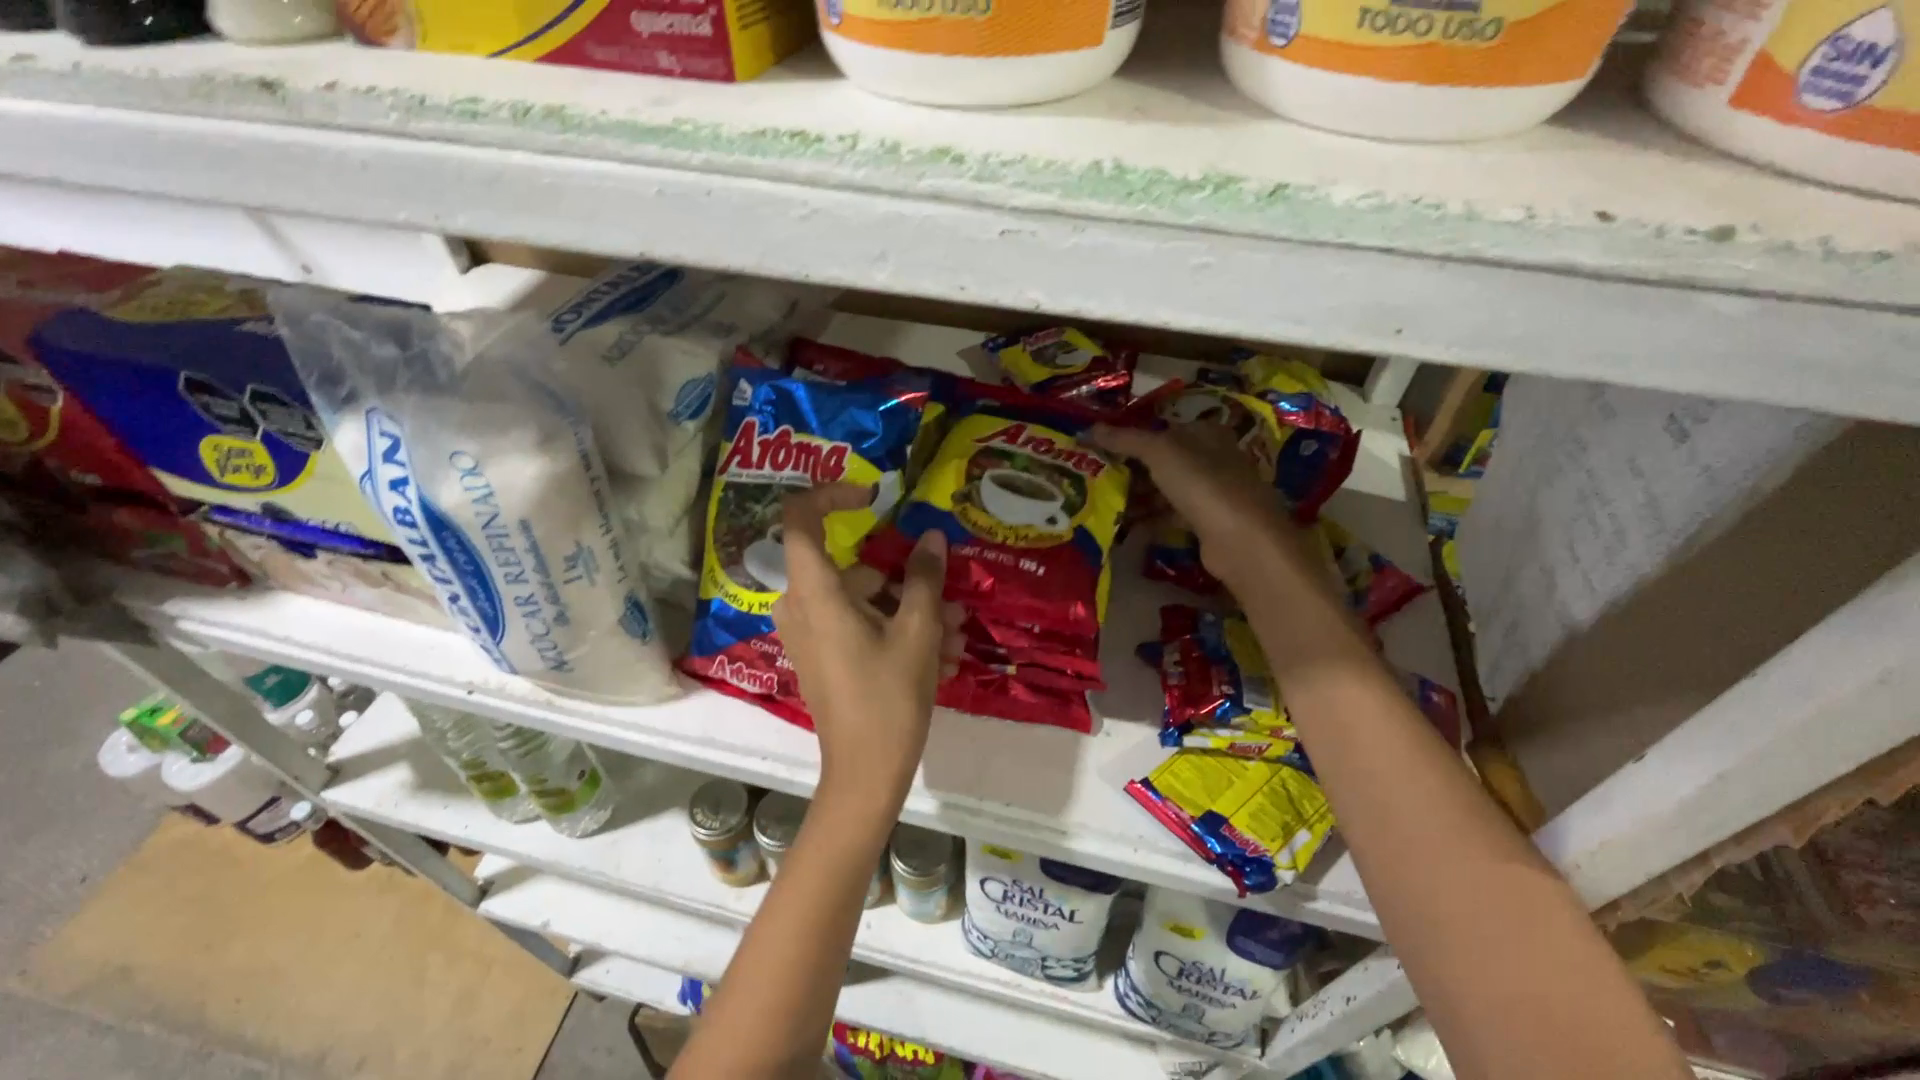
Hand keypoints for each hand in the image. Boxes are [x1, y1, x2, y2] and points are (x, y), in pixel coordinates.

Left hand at [772, 484, 963, 793]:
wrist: (864, 773)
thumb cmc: (889, 697)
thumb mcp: (918, 632)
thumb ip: (923, 578)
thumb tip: (931, 537)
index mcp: (816, 592)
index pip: (801, 519)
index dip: (831, 495)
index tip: (872, 496)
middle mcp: (802, 607)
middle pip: (852, 568)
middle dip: (905, 580)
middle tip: (950, 602)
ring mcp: (809, 634)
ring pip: (863, 601)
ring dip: (910, 611)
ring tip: (956, 637)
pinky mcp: (821, 657)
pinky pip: (857, 626)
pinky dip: (895, 632)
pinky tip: (941, 657)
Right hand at [1091, 423, 1317, 594]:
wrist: (1240, 538)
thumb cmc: (1202, 482)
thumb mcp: (1159, 451)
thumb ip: (1126, 439)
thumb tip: (1090, 428)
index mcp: (1206, 433)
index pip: (1164, 428)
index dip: (1133, 436)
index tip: (1101, 447)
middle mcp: (1212, 458)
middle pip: (1163, 460)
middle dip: (1131, 468)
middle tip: (1096, 476)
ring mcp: (1211, 492)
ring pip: (1166, 489)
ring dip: (1138, 496)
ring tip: (1103, 502)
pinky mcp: (1207, 523)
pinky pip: (1171, 516)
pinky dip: (1150, 519)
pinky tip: (1125, 525)